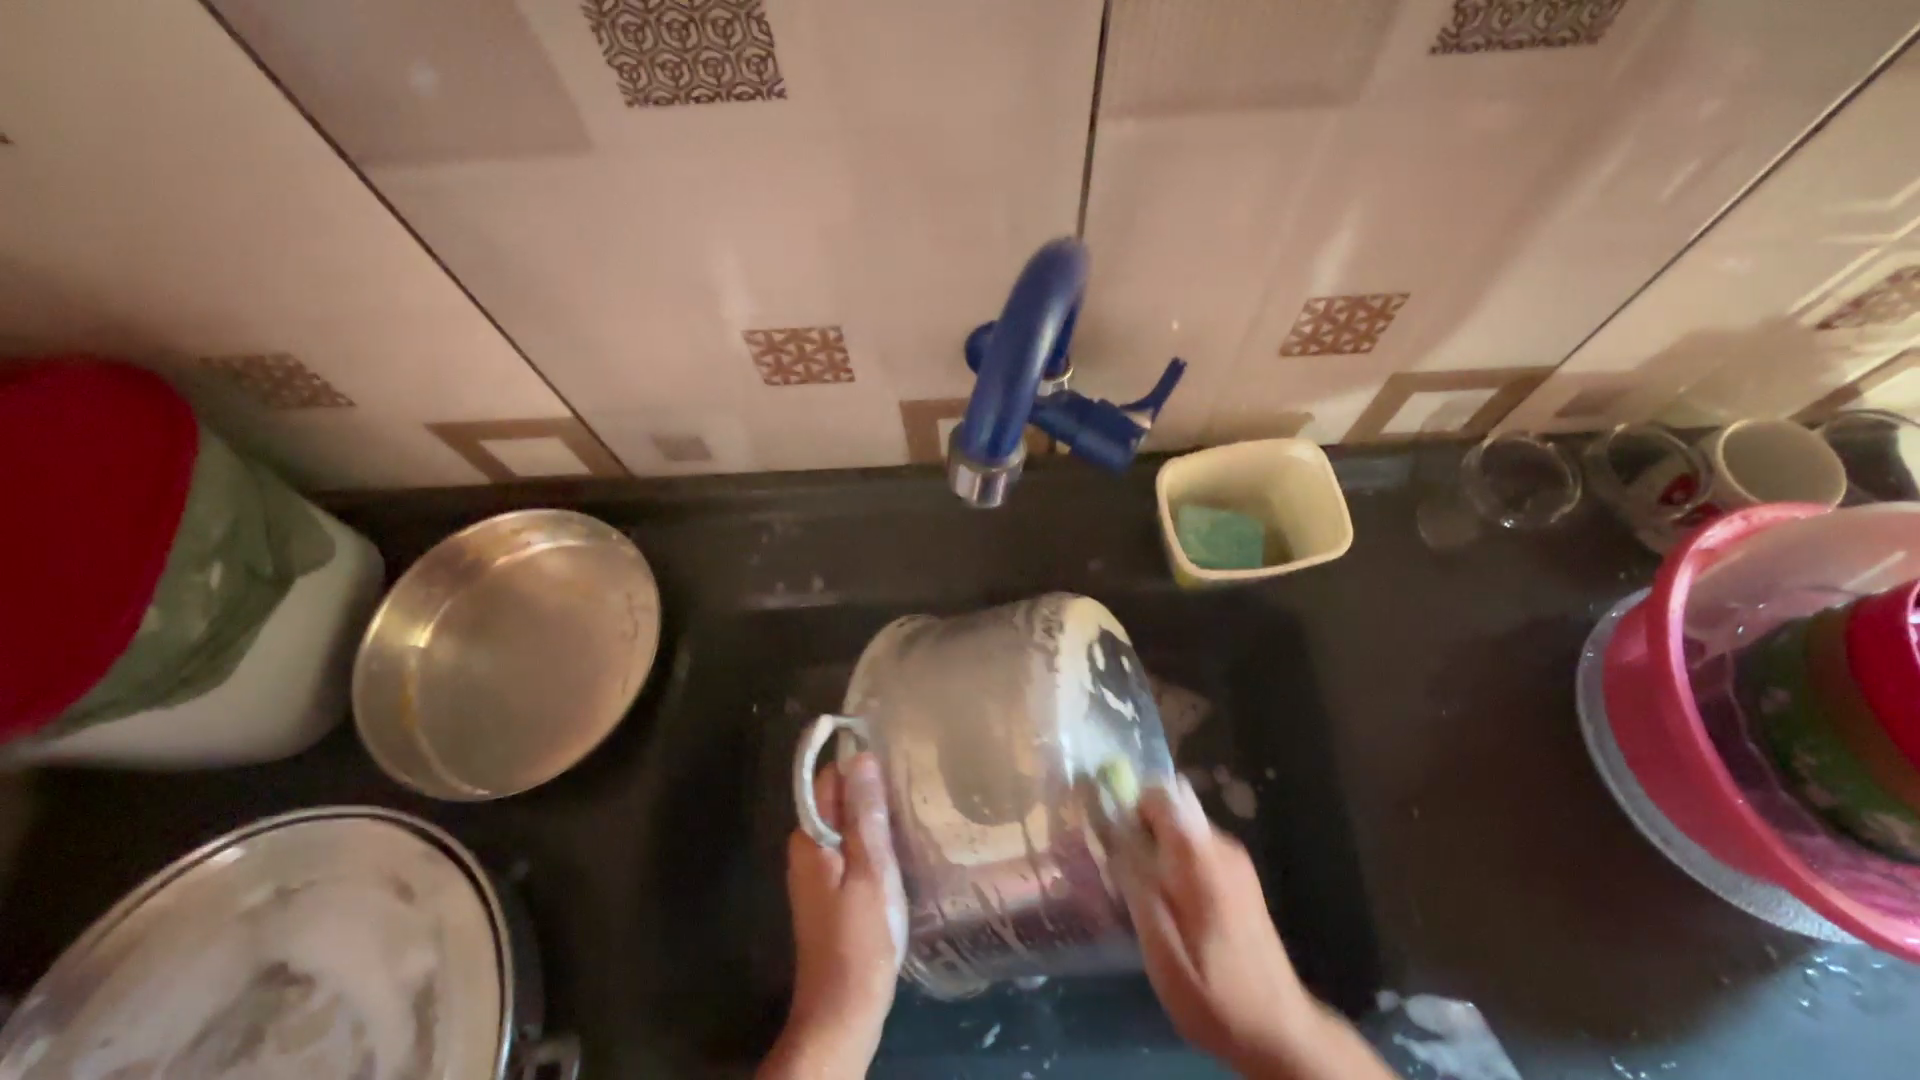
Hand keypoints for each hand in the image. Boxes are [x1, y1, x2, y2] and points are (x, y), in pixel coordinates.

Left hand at [760, 753, 906, 1079]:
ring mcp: (816, 873)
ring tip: (912, 813)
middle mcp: (806, 849)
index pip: (828, 779)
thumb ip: (865, 815)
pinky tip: (899, 850)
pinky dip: (871, 845)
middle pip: (835, 801)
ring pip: (845, 827)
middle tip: (912, 789)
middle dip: (868, 792)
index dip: (858, 765)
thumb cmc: (860, 940)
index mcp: (810, 839)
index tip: (895, 760)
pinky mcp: (829, 893)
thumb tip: (861, 758)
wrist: (843, 1010)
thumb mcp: (871, 871)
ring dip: (873, 819)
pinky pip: (849, 851)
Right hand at [1117, 782, 1393, 1079]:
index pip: (1160, 796)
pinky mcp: (1238, 879)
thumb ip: (1139, 887)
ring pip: (1179, 830)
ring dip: (1151, 849)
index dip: (1126, 806)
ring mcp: (1234, 863)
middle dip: (1135, 830)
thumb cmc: (1215, 996)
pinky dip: (1170, 864)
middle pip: (1168, 810)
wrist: (1279, 1031)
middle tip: (1112, 871)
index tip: (1104, 837)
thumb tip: (1114, 837)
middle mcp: (1221, 848)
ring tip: (1132, 893)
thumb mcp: (1163, 951)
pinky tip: (1161, 906)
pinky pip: (1193, 850)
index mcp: (1201, 859)